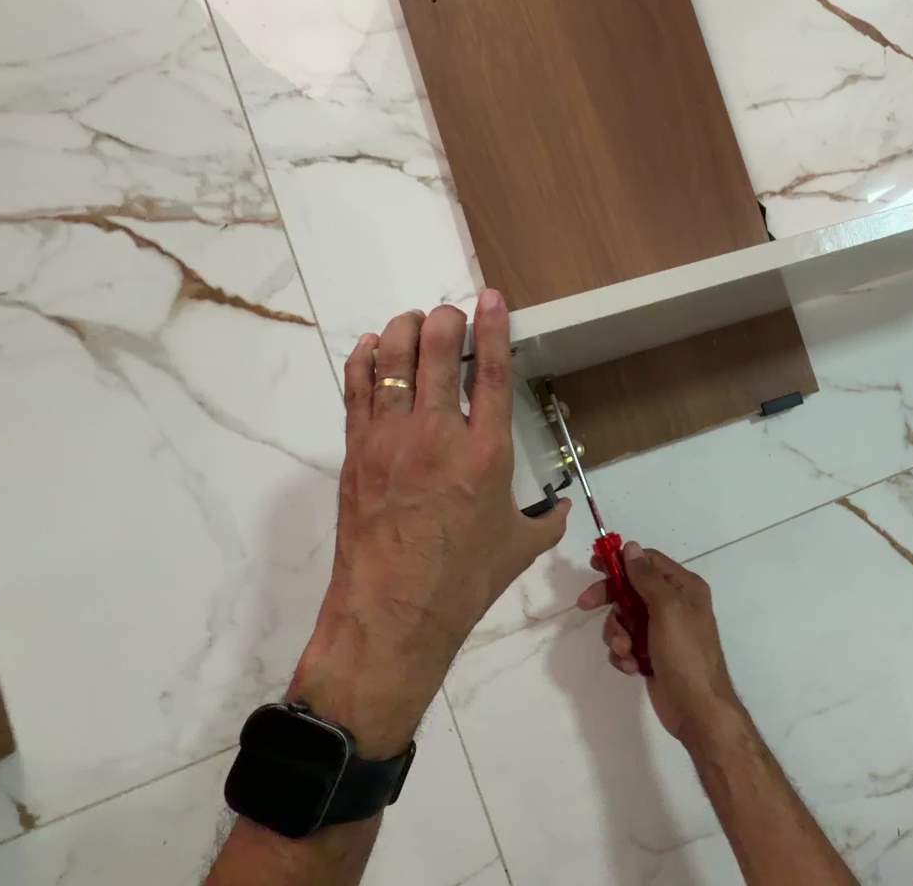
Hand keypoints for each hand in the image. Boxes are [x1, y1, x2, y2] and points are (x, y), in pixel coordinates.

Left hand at [293, 291, 569, 756]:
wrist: (393, 613)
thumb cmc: (464, 579)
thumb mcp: (521, 547)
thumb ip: (545, 519)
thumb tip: (555, 508)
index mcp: (486, 453)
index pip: (493, 373)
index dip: (494, 328)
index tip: (491, 298)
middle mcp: (438, 435)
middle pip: (439, 353)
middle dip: (448, 320)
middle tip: (453, 312)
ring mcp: (390, 441)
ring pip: (394, 363)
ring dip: (406, 331)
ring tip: (416, 321)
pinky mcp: (357, 453)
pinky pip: (357, 390)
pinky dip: (366, 361)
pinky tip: (374, 347)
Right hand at [578, 543, 744, 745]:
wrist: (697, 709)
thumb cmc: (686, 653)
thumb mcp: (667, 609)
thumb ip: (647, 577)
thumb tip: (631, 546)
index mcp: (684, 587)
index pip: (648, 562)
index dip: (622, 561)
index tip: (595, 566)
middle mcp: (673, 604)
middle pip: (630, 590)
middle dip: (610, 600)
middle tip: (585, 604)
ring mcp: (661, 631)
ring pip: (624, 619)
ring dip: (618, 634)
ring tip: (626, 652)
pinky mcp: (651, 654)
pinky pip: (626, 643)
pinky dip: (624, 654)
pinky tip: (631, 667)